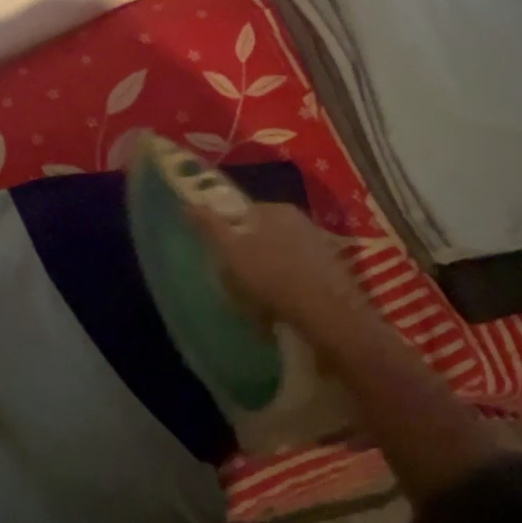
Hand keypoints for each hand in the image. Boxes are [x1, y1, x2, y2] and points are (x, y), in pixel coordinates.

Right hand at [190, 191, 372, 344]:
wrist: (332, 319)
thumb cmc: (273, 278)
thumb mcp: (231, 251)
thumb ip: (209, 226)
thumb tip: (187, 203)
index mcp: (276, 210)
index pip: (241, 214)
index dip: (225, 235)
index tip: (219, 259)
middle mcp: (302, 222)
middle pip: (260, 238)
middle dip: (246, 261)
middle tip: (235, 287)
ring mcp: (321, 249)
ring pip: (279, 261)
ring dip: (265, 282)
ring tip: (256, 310)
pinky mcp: (334, 278)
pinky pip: (298, 281)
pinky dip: (285, 295)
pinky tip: (279, 317)